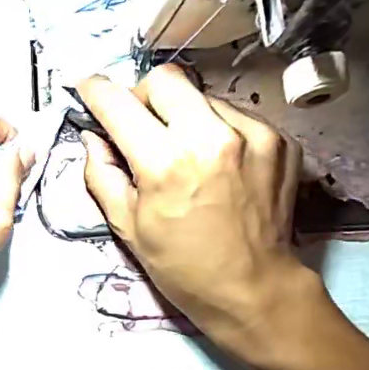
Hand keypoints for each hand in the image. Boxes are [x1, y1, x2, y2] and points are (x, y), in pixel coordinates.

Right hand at [79, 65, 316, 351]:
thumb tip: (92, 137)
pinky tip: (219, 165)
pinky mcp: (279, 140)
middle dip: (144, 96)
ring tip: (187, 155)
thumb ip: (102, 175)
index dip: (95, 91)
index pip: (118, 102)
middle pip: (165, 79)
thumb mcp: (130, 229)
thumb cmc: (185, 269)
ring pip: (203, 96)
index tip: (89, 90)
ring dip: (185, 116)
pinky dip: (219, 131)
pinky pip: (235, 116)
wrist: (255, 290)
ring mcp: (252, 134)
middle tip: (141, 126)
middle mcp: (211, 137)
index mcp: (166, 163)